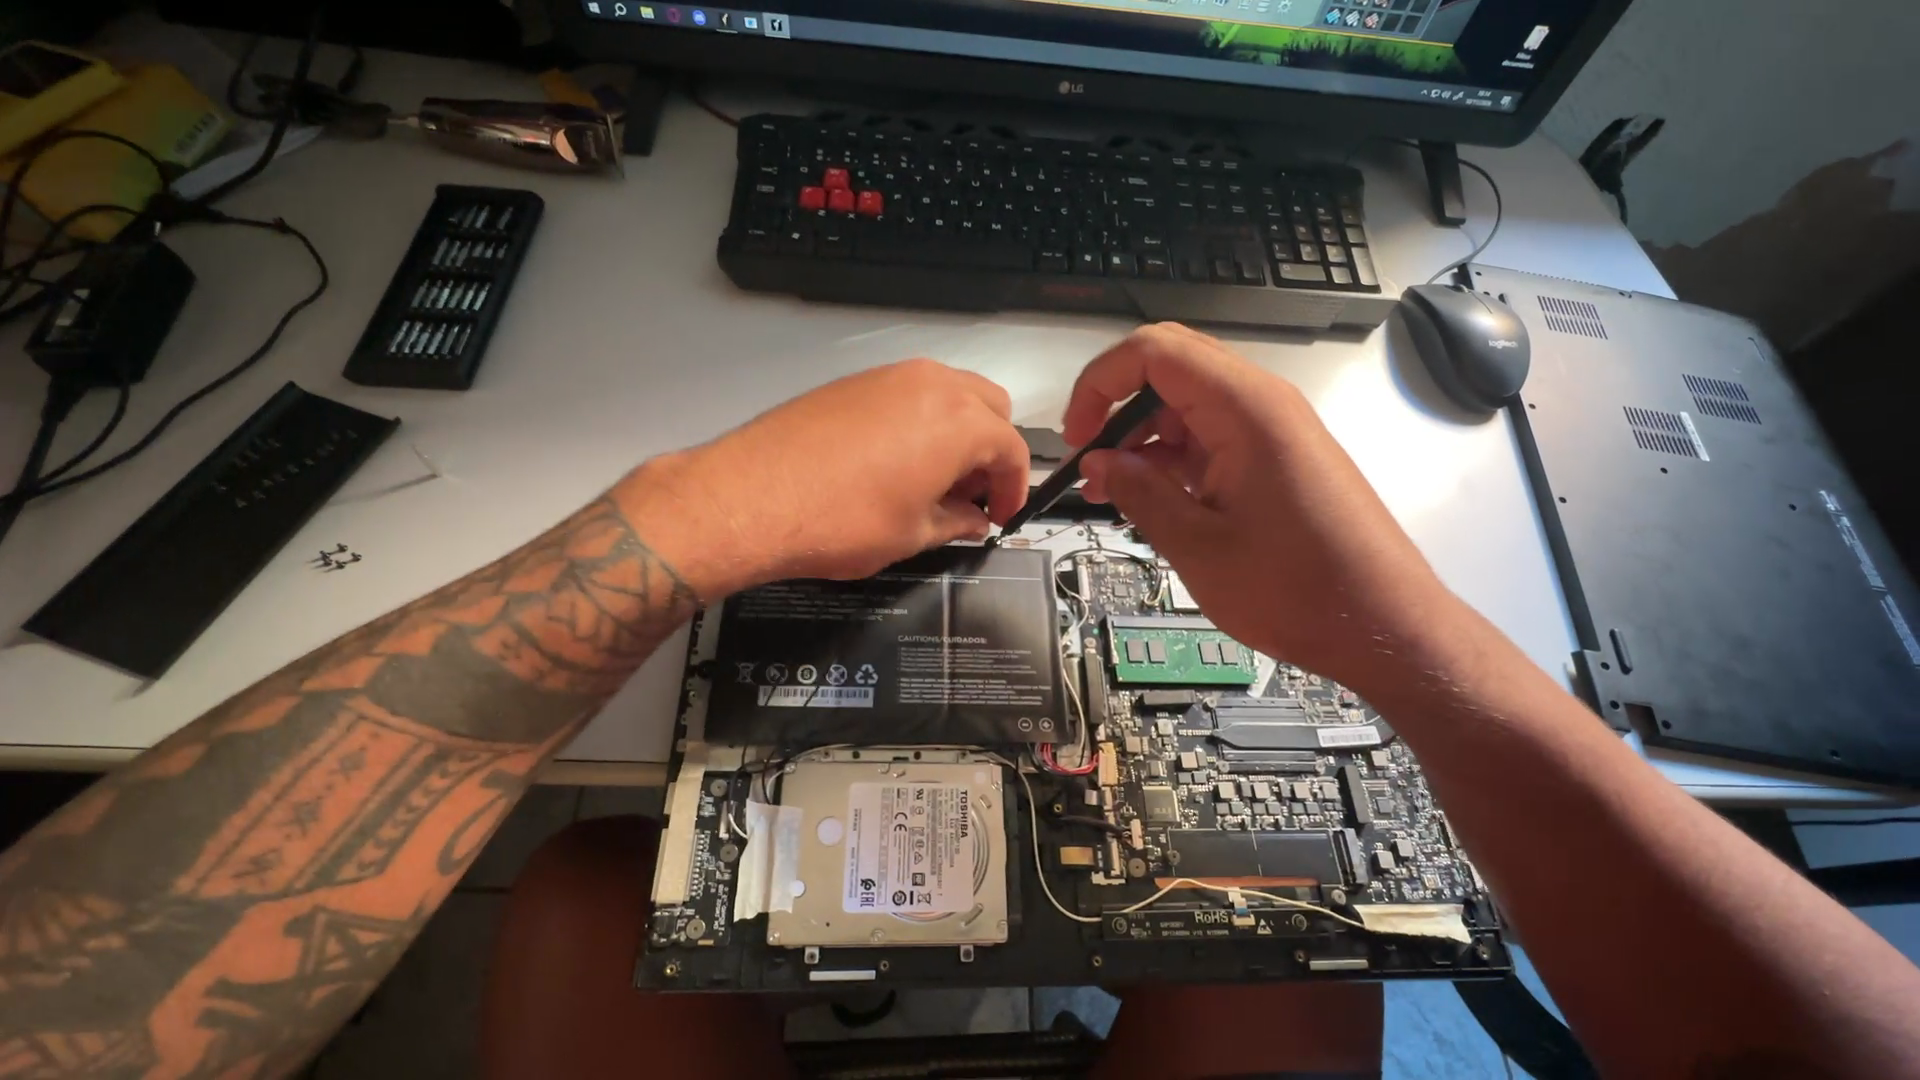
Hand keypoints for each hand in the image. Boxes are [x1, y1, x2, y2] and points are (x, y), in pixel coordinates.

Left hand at [630, 359, 1029, 595]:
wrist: (749, 497)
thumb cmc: (841, 521)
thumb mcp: (912, 534)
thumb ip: (955, 522)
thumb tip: (972, 519)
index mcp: (960, 422)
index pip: (1012, 449)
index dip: (1014, 489)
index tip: (1001, 516)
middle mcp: (932, 384)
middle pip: (990, 407)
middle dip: (991, 450)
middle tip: (971, 495)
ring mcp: (891, 375)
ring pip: (950, 393)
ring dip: (958, 431)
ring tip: (934, 479)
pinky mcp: (856, 380)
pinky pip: (910, 393)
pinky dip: (922, 420)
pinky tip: (896, 461)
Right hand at [1067, 324, 1465, 690]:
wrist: (1383, 626)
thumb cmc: (1295, 591)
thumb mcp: (1197, 546)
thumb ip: (1139, 492)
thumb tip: (1097, 463)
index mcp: (1245, 409)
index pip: (1153, 351)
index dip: (1100, 383)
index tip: (1076, 437)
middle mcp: (1264, 404)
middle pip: (1171, 369)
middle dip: (1116, 408)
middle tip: (1090, 462)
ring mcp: (1275, 430)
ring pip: (1189, 405)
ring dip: (1143, 439)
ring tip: (1114, 492)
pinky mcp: (1280, 458)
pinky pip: (1213, 436)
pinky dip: (1175, 459)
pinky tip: (1154, 501)